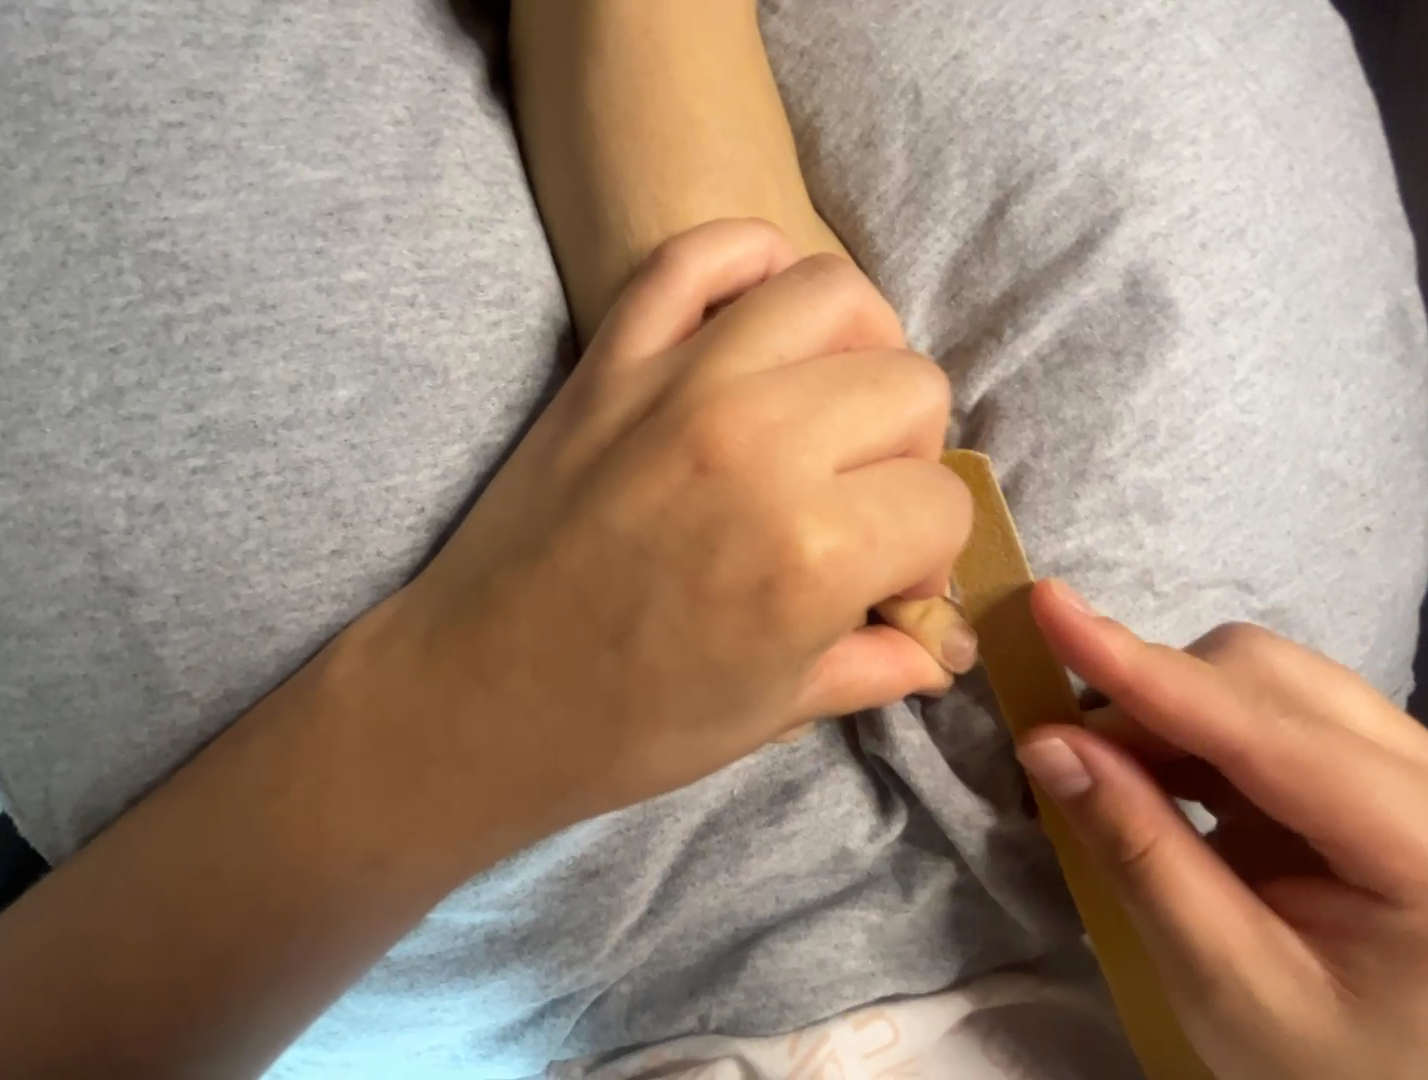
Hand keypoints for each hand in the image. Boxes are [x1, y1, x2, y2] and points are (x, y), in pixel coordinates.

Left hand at [338, 219, 972, 836]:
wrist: (479, 695)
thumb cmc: (626, 726)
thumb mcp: (774, 713)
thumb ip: (880, 661)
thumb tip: (948, 641)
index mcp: (815, 550)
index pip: (943, 502)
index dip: (930, 550)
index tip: (892, 582)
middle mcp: (759, 444)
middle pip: (909, 386)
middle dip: (907, 454)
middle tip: (859, 503)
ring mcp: (676, 386)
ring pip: (829, 294)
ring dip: (855, 348)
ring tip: (824, 407)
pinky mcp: (608, 363)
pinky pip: (696, 256)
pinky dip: (743, 261)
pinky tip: (758, 315)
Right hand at [1016, 580, 1427, 1079]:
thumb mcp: (1224, 985)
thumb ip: (1137, 853)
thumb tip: (1047, 742)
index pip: (1267, 731)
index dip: (1144, 667)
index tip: (1049, 609)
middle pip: (1276, 679)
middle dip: (1154, 695)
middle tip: (1075, 755)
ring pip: (1276, 682)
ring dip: (1173, 711)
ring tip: (1123, 779)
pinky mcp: (1407, 788)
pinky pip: (1282, 715)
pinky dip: (1202, 735)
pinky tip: (1178, 789)